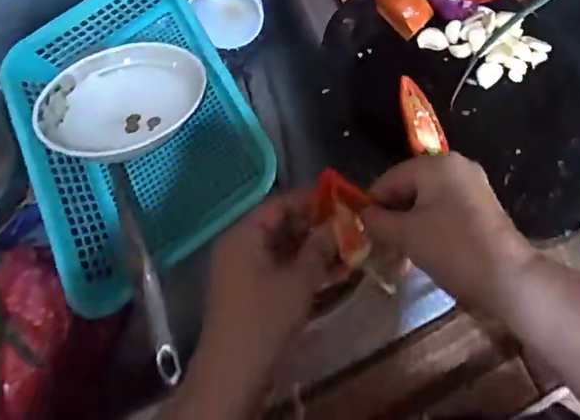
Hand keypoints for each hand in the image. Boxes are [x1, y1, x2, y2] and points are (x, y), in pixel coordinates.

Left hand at [196, 190, 343, 375]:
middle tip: (349, 229)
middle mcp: (240, 245)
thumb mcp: (300, 280)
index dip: (311, 200)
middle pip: (282, 224)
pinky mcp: (250, 292)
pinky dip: (303, 268)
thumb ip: (321, 247)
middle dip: (316, 227)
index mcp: (244, 234)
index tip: (341, 202)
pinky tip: (333, 274)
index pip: (280, 203)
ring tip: (348, 251)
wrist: (231, 379)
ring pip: (283, 248)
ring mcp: (243, 270)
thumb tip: (341, 222)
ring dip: (314, 250)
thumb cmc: (264, 320)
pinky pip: (279, 268)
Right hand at [359, 154, 538, 316]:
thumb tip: (365, 215)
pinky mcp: (482, 206)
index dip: (373, 206)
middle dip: (394, 218)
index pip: (391, 178)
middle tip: (383, 251)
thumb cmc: (453, 249)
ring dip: (411, 227)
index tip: (365, 235)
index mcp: (437, 164)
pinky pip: (446, 210)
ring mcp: (472, 185)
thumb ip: (380, 222)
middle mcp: (456, 166)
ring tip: (402, 259)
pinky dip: (431, 228)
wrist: (509, 278)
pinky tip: (425, 254)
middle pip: (410, 188)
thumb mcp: (408, 236)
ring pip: (428, 201)